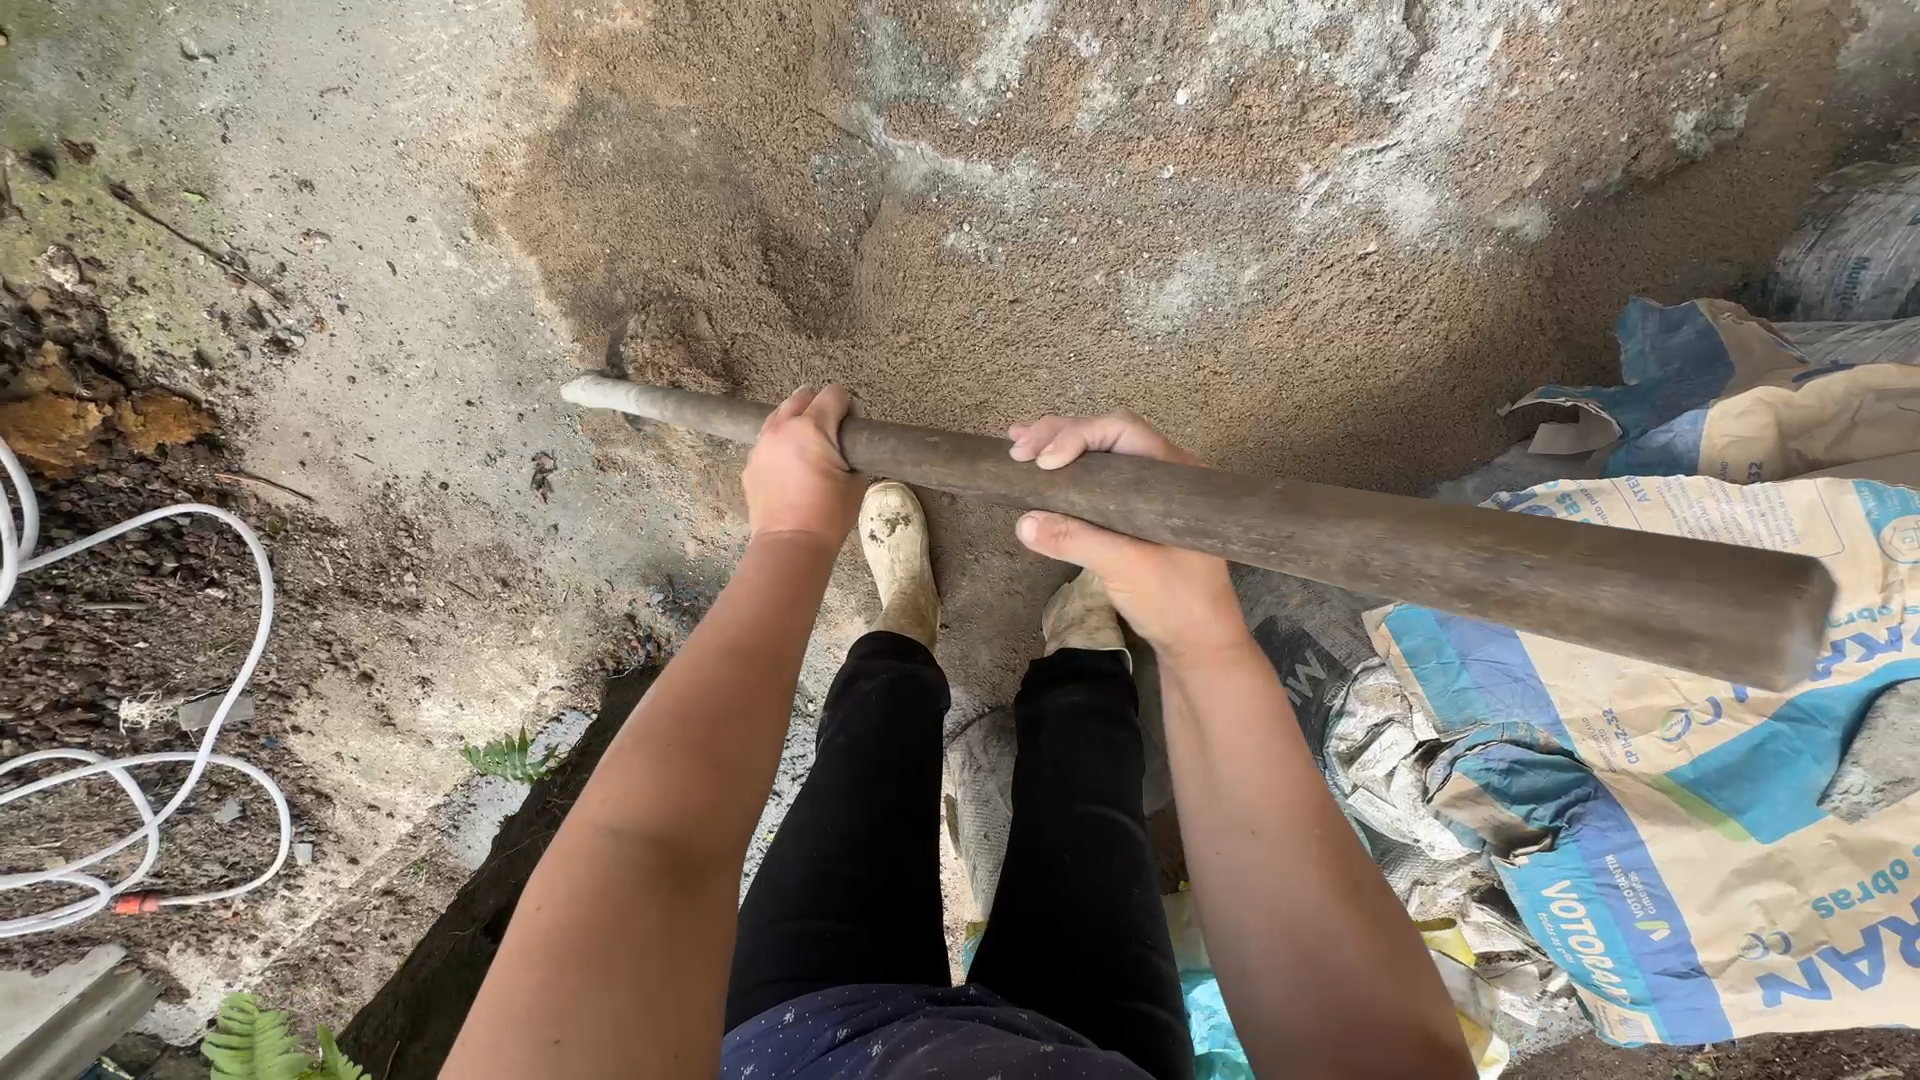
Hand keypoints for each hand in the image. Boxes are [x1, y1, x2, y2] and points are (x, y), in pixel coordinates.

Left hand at [742, 385, 862, 545]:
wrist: (791, 542)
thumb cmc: (828, 515)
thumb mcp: (857, 481)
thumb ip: (855, 453)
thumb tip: (851, 446)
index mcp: (812, 428)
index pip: (834, 394)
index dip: (848, 407)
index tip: (851, 426)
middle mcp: (782, 428)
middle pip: (802, 396)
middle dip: (819, 407)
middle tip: (831, 432)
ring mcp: (762, 444)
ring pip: (779, 414)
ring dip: (796, 420)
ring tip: (808, 445)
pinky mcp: (751, 462)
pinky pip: (766, 439)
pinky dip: (780, 442)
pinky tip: (790, 465)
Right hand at [1008, 411, 1246, 657]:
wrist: (1198, 641)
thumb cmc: (1177, 601)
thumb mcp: (1128, 569)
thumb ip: (1077, 541)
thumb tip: (1024, 522)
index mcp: (1173, 474)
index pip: (1121, 430)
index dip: (1078, 436)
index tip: (1044, 462)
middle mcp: (1159, 473)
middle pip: (1104, 435)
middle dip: (1059, 435)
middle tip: (1018, 449)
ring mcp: (1143, 494)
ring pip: (1096, 456)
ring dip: (1056, 447)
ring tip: (1016, 446)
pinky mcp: (1128, 514)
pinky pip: (1093, 482)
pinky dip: (1063, 475)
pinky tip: (1036, 473)